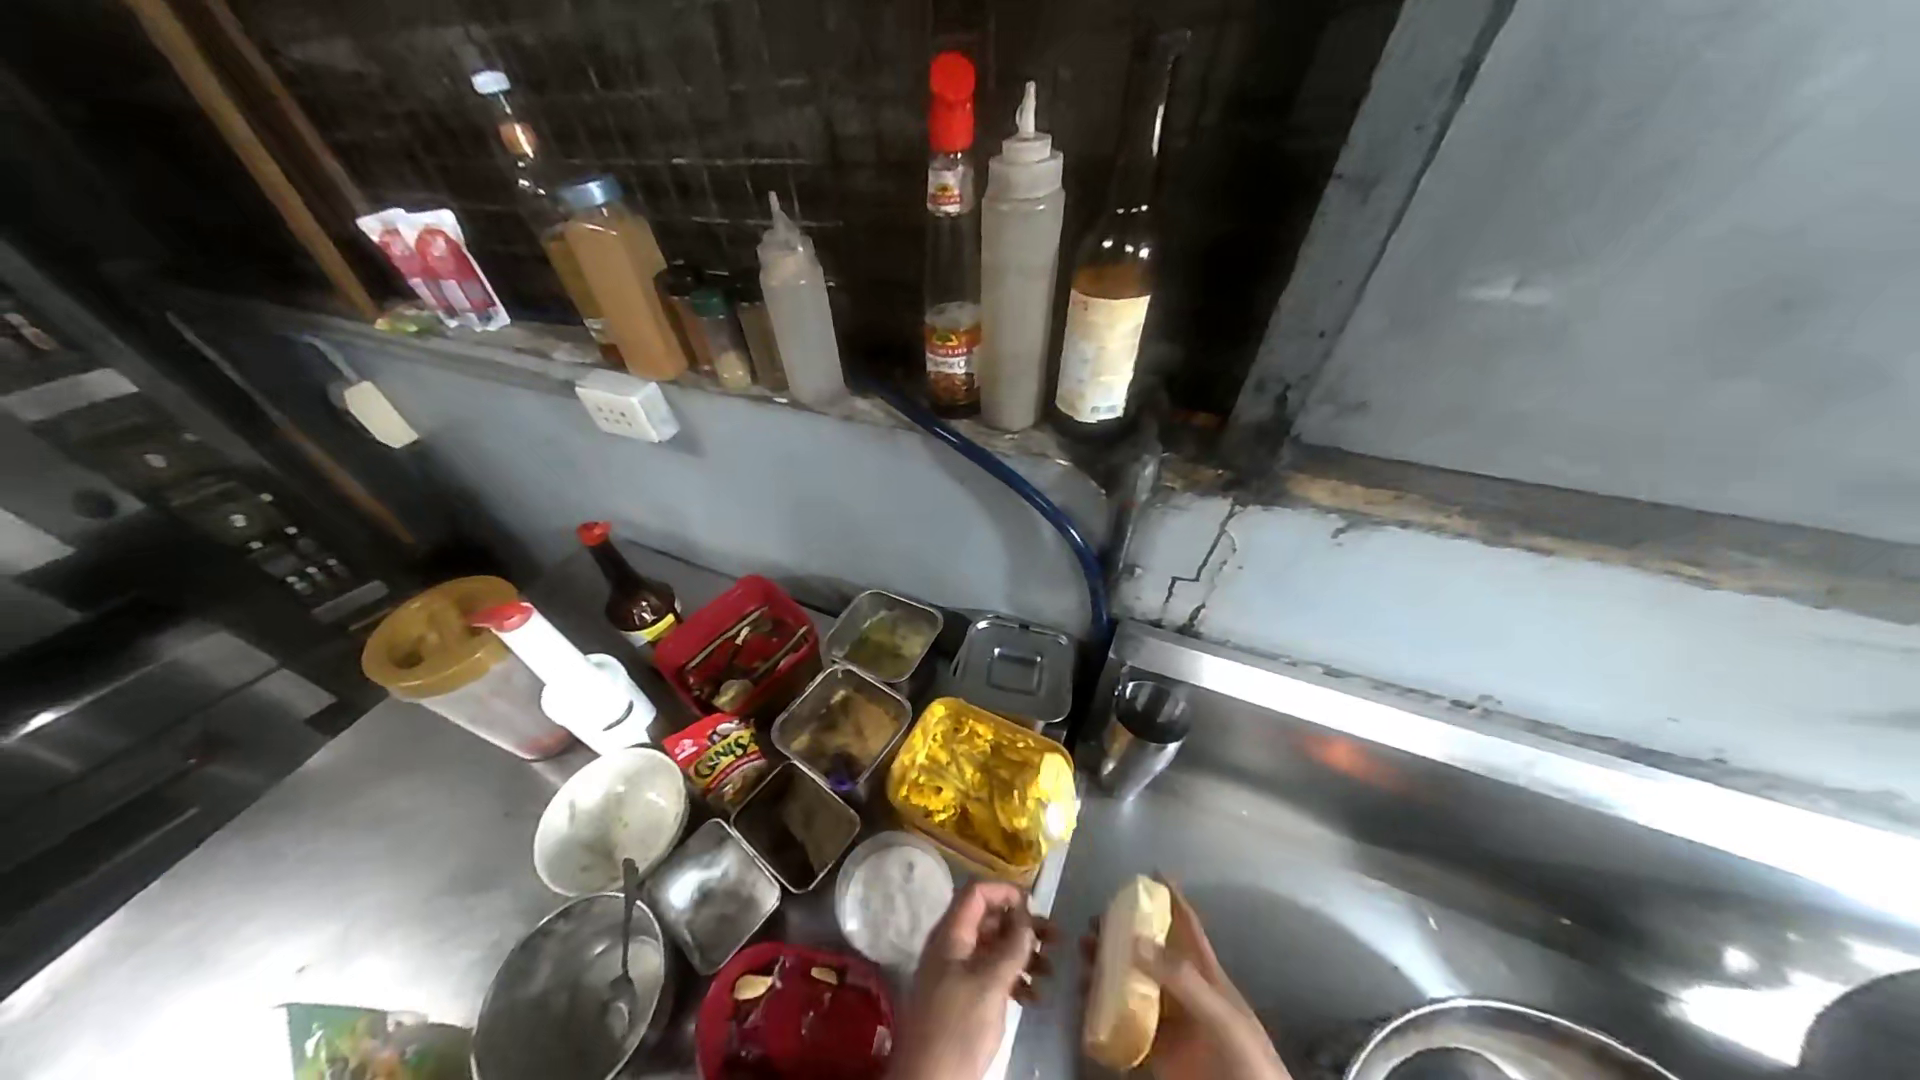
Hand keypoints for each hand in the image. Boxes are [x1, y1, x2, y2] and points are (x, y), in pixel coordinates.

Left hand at [890, 882, 1052, 1079]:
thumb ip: (1011, 947)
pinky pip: (992, 976)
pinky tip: (1035, 998)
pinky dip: (1014, 980)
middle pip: (989, 920)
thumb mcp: (990, 983)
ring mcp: (957, 973)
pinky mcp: (964, 998)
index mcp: (951, 934)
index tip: (1034, 907)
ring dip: (1023, 954)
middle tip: (1056, 938)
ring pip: (994, 948)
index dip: (1005, 892)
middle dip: (1022, 926)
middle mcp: (952, 947)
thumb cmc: (958, 1025)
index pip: (977, 893)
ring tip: (1051, 970)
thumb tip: (1026, 917)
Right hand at [1081, 880, 1290, 1079]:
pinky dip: (1102, 1011)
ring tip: (1082, 957)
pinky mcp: (1157, 1054)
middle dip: (1122, 933)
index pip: (1187, 927)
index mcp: (1206, 976)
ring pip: (1131, 985)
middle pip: (1149, 953)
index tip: (1150, 871)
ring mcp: (1169, 1024)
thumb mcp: (1220, 1018)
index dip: (1172, 899)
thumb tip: (1134, 938)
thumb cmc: (1248, 1064)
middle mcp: (1183, 993)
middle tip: (1092, 922)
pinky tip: (1083, 1001)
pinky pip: (1124, 1025)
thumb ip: (1181, 980)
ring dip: (1106, 969)